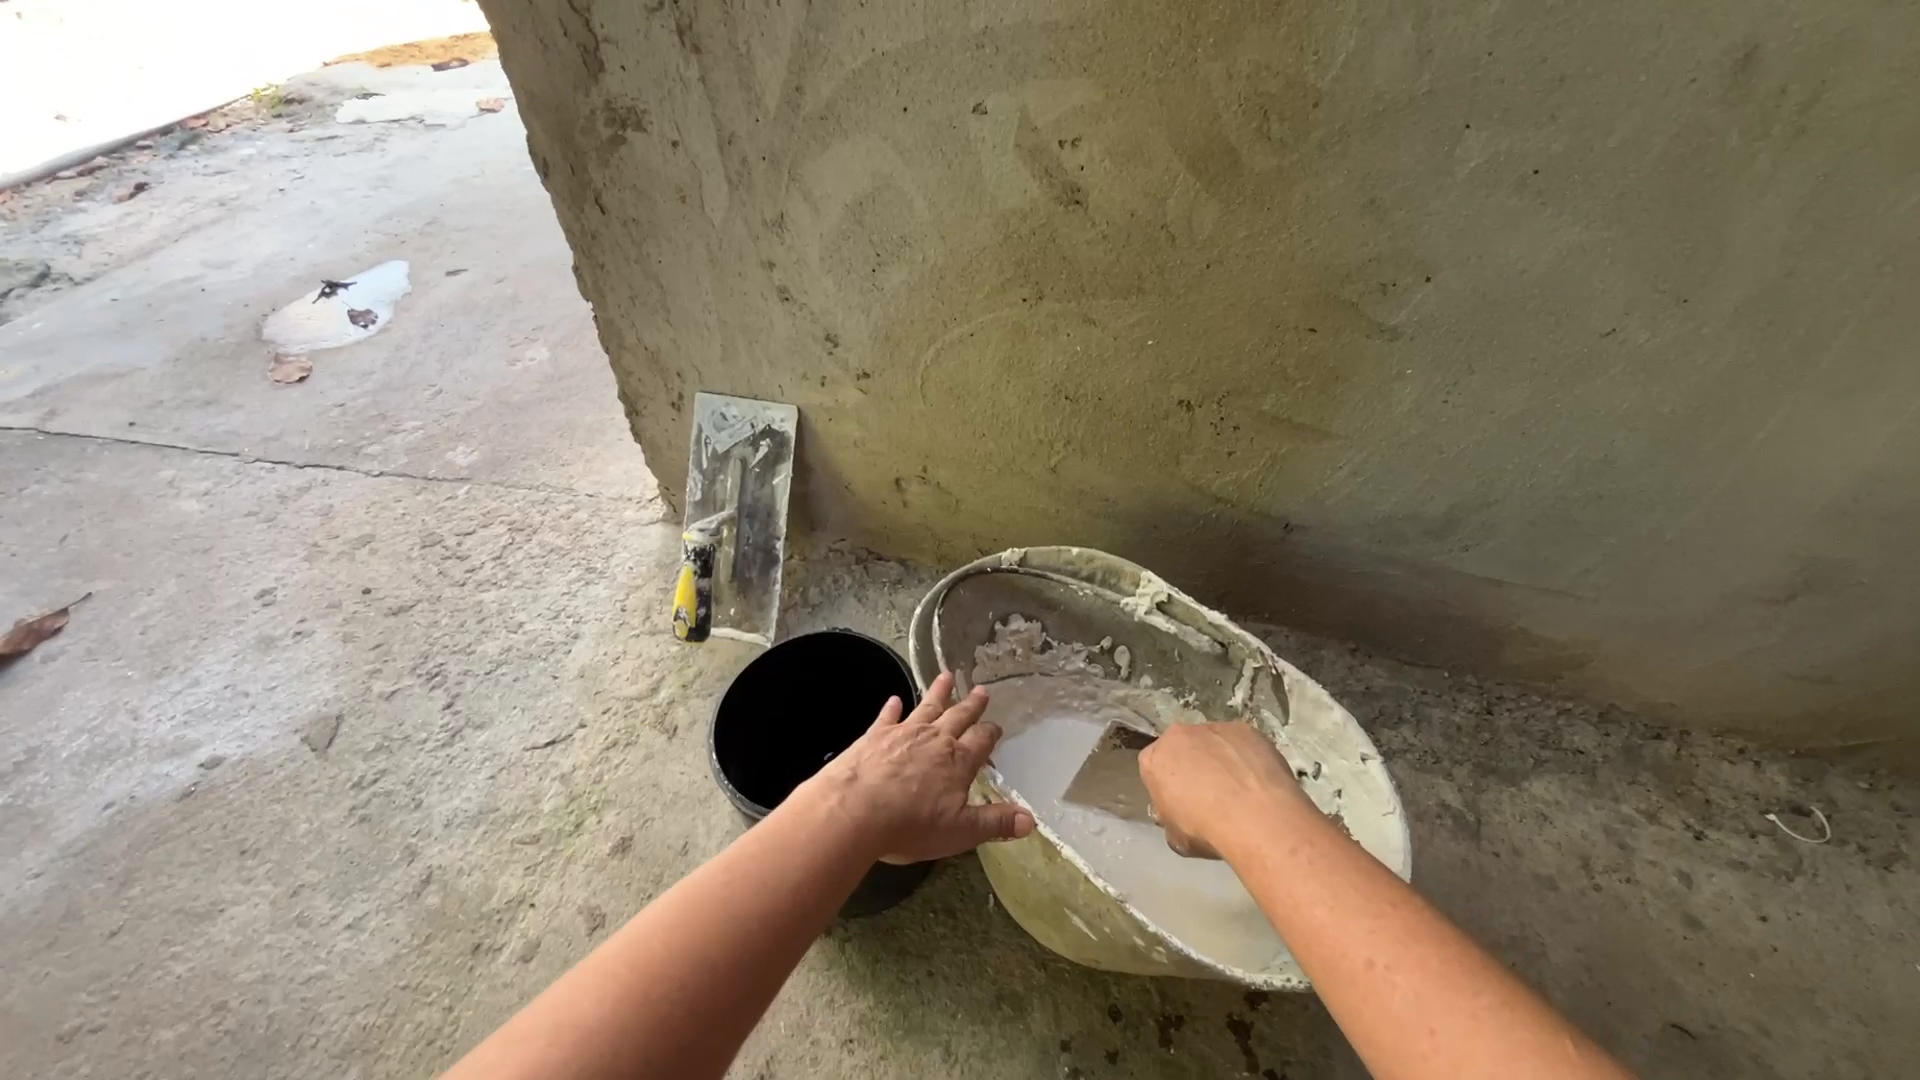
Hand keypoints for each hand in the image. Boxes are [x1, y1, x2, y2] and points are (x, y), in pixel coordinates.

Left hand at [797, 672, 1035, 862]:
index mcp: (958, 762)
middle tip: (981, 689)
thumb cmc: (910, 825)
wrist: (854, 811)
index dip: (990, 734)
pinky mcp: (875, 736)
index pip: (981, 742)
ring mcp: (903, 733)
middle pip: (958, 717)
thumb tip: (1030, 821)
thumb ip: (995, 823)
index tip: (996, 726)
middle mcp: (934, 740)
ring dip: (938, 693)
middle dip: (971, 705)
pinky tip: (894, 700)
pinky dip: (892, 708)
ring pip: (926, 707)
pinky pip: (887, 716)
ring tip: (946, 675)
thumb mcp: (960, 832)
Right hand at [1138, 721, 1304, 858]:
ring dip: (1221, 760)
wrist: (1254, 816)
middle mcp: (1178, 736)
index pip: (1155, 768)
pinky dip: (1248, 758)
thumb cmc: (1205, 830)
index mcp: (1153, 760)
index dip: (1168, 786)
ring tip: (1241, 790)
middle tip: (1211, 794)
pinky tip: (1260, 782)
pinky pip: (1243, 743)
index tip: (1181, 803)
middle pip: (1183, 748)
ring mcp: (1213, 728)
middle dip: (1193, 765)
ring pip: (1214, 742)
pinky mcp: (1246, 729)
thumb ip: (1171, 820)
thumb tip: (1180, 817)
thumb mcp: (1176, 837)